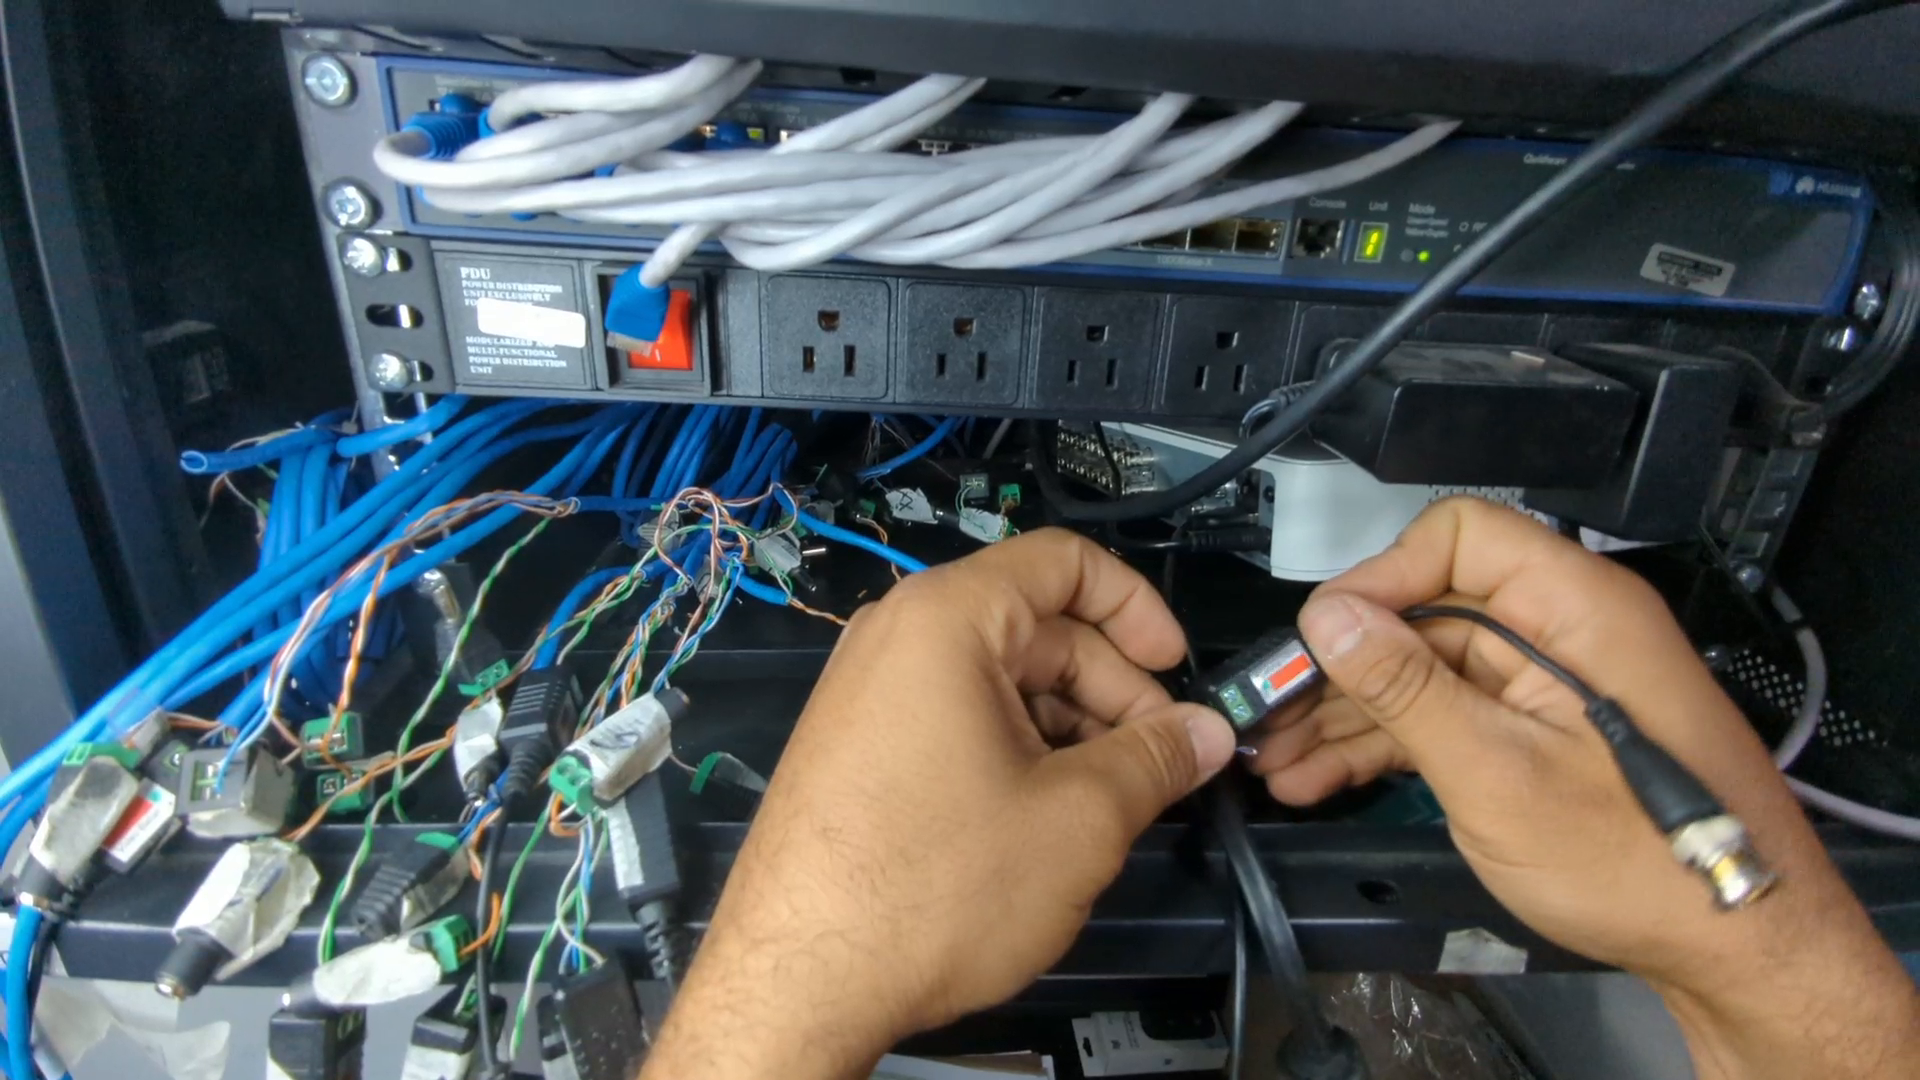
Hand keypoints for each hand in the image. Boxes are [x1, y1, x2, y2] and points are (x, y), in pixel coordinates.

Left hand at [642, 529, 1236, 1079]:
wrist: (791, 983)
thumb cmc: (940, 881)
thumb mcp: (1075, 819)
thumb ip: (1155, 760)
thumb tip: (1210, 732)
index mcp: (949, 615)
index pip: (1063, 562)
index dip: (1135, 605)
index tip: (1177, 669)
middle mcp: (901, 631)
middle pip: (1037, 628)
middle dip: (1111, 689)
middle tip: (1161, 764)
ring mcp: (873, 684)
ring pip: (1000, 677)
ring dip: (1069, 725)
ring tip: (1110, 799)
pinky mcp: (861, 737)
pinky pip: (958, 711)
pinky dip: (1016, 744)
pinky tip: (1046, 809)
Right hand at [1248, 497, 1918, 1077]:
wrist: (1736, 962)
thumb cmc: (1640, 863)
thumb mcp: (1501, 772)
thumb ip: (1406, 688)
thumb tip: (1325, 617)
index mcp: (1568, 609)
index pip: (1457, 538)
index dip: (1384, 576)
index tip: (1326, 636)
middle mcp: (1540, 632)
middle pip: (1411, 613)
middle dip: (1333, 666)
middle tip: (1268, 708)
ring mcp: (1517, 683)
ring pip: (1401, 670)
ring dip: (1334, 716)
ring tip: (1272, 756)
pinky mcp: (1503, 727)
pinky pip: (1418, 716)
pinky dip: (1365, 745)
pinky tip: (1310, 775)